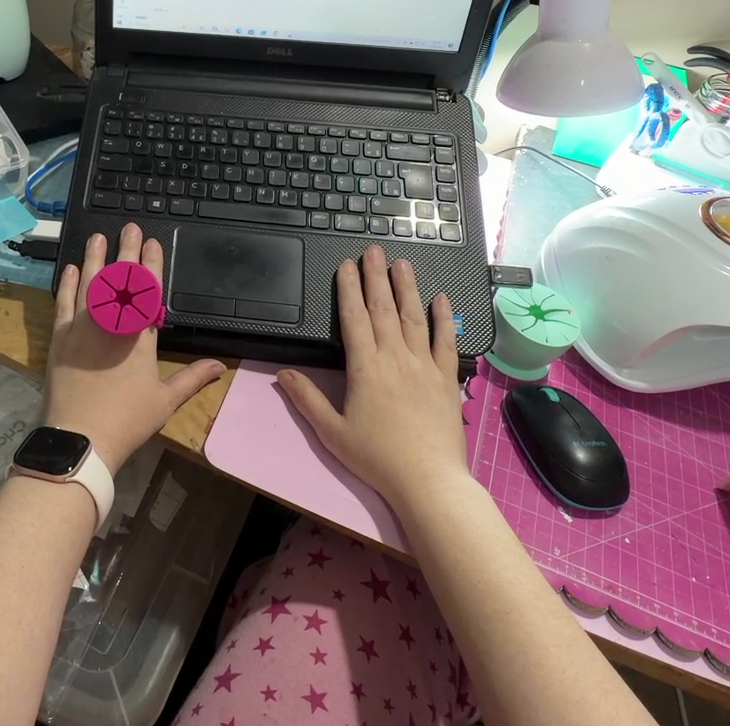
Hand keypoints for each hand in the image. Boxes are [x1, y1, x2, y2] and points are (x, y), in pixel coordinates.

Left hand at [46, 224, 223, 472]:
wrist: (80, 437)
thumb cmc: (127, 420)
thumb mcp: (165, 401)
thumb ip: (192, 379)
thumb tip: (220, 367)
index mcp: (139, 336)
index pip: (148, 291)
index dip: (151, 264)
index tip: (152, 243)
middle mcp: (111, 323)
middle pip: (120, 279)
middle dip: (126, 250)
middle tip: (129, 228)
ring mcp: (82, 327)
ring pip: (89, 283)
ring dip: (94, 258)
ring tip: (98, 237)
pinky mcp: (60, 338)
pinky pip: (63, 303)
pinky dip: (66, 284)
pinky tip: (70, 269)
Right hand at [277, 245, 469, 509]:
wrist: (428, 479)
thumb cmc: (376, 457)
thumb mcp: (331, 431)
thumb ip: (306, 399)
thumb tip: (282, 373)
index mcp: (365, 367)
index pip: (354, 318)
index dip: (348, 289)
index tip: (346, 265)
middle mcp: (395, 358)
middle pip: (383, 309)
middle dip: (376, 277)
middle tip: (373, 250)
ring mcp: (424, 366)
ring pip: (414, 318)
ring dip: (407, 288)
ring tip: (402, 263)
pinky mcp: (447, 379)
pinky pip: (446, 341)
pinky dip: (444, 318)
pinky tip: (440, 299)